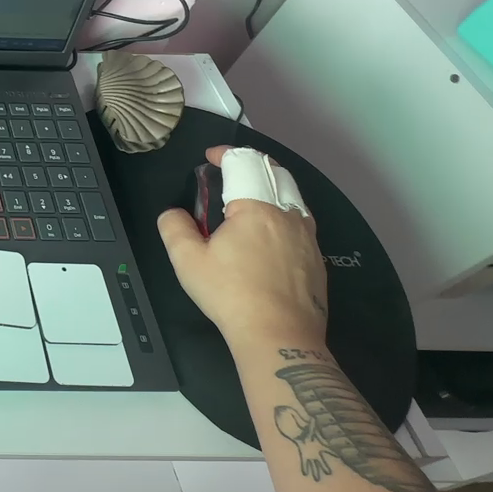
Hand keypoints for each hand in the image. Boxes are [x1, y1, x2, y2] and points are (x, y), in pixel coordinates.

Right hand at [157, 146, 328, 354]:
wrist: (279, 338)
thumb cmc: (231, 294)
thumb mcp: (186, 259)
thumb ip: (174, 226)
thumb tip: (174, 214)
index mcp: (257, 210)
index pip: (244, 164)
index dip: (225, 154)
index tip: (211, 156)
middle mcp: (289, 217)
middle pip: (277, 174)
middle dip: (253, 164)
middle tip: (231, 169)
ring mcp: (309, 240)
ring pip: (294, 198)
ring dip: (271, 188)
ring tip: (249, 198)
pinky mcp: (318, 261)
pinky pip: (301, 223)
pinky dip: (283, 214)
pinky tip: (267, 232)